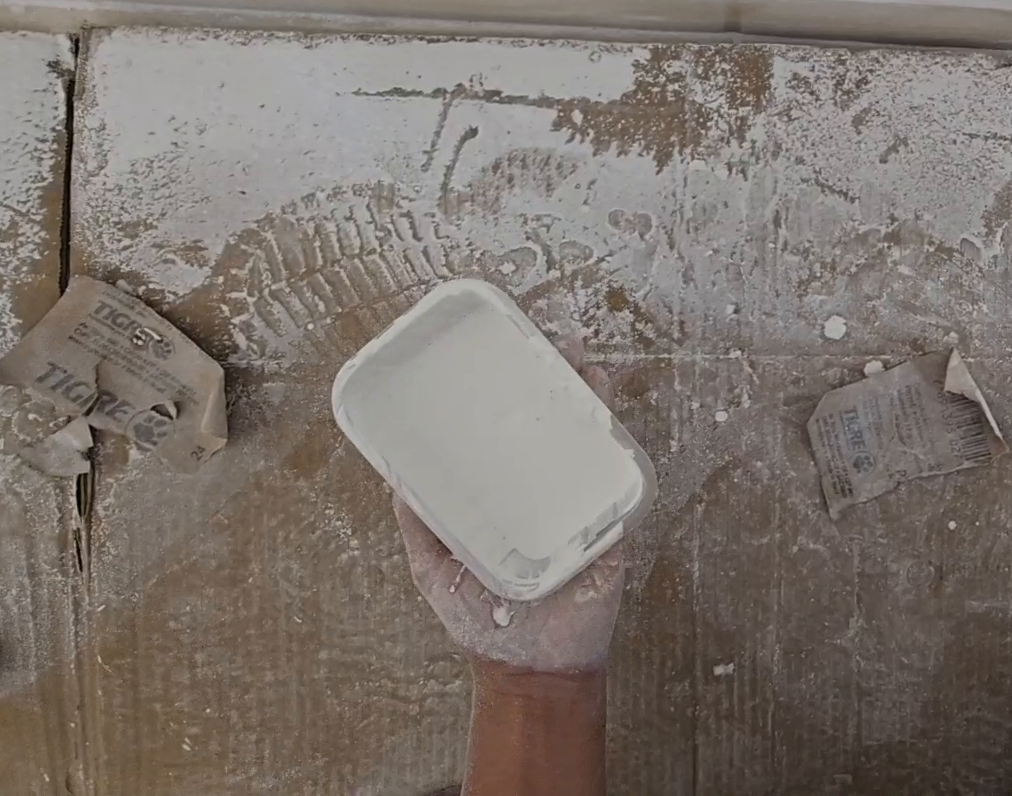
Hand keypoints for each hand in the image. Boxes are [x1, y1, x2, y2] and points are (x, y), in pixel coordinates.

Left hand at [392, 335, 626, 673]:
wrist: (536, 668)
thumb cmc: (487, 624)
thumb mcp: (438, 572)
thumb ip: (419, 528)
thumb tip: (396, 478)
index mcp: (508, 492)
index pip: (511, 434)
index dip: (511, 395)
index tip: (505, 358)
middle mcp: (546, 485)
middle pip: (554, 422)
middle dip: (555, 380)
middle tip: (553, 343)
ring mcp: (580, 497)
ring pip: (588, 436)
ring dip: (587, 395)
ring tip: (580, 361)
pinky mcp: (609, 515)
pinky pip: (615, 470)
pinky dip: (614, 434)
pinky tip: (605, 407)